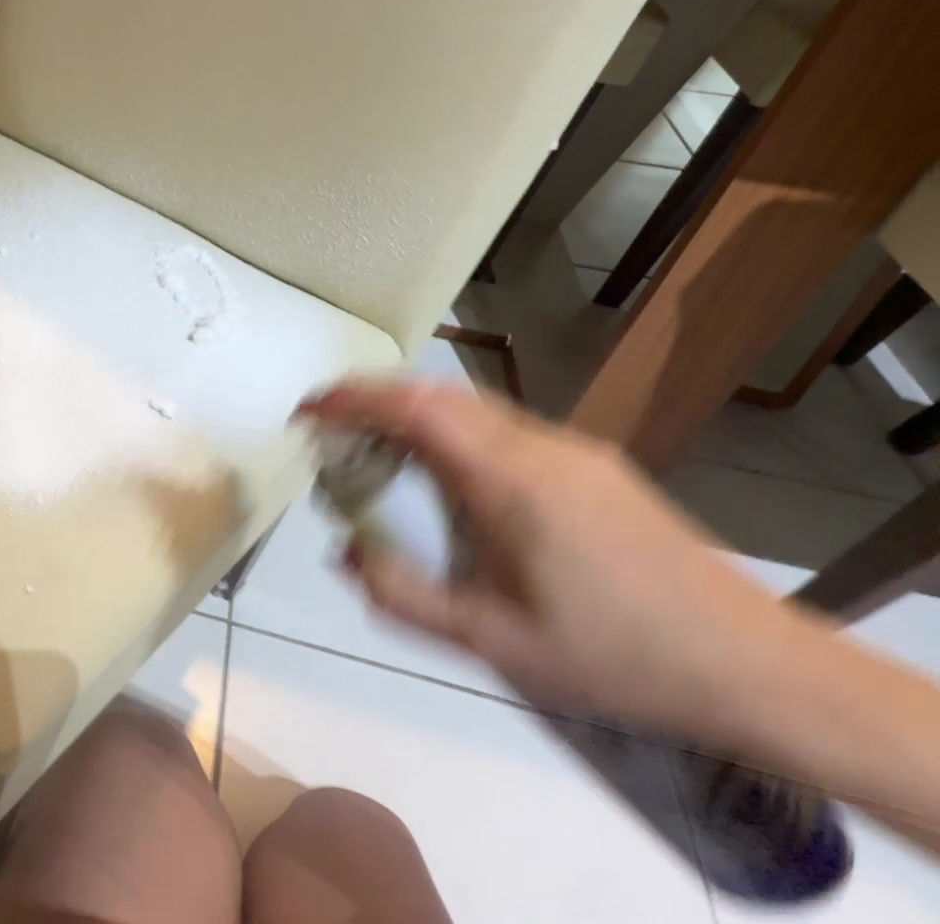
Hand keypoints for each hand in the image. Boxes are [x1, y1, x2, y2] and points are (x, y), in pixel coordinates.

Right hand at [296, 379, 806, 745]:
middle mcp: (543, 448)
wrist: (757, 668)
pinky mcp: (600, 471)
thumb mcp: (490, 641)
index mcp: (511, 481)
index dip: (353, 399)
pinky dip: (456, 439)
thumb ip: (402, 593)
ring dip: (417, 420)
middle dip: (376, 403)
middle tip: (332, 438)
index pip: (417, 408)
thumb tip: (345, 553)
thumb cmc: (615, 657)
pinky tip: (452, 488)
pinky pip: (507, 432)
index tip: (306, 412)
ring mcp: (578, 454)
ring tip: (381, 461)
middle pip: (442, 396)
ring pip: (477, 410)